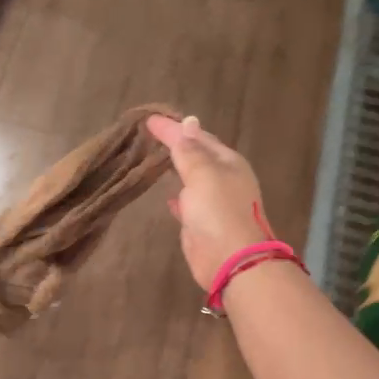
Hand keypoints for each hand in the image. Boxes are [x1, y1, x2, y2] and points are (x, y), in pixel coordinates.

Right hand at [147, 114, 276, 290]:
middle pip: (197, 155)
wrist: (229, 258)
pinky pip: (187, 201)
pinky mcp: (202, 222)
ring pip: (191, 177)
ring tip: (157, 158)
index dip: (174, 128)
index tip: (149, 119)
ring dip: (176, 168)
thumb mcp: (202, 174)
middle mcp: (223, 178)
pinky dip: (177, 195)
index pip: (197, 137)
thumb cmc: (218, 211)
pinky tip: (167, 196)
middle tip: (153, 133)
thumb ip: (190, 151)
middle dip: (178, 144)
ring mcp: (213, 201)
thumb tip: (188, 122)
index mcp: (227, 162)